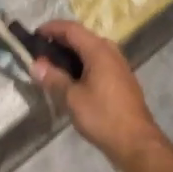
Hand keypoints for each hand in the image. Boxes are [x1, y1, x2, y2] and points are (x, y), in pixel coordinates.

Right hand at [30, 20, 165, 162]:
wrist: (137, 143)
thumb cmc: (103, 117)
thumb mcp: (72, 98)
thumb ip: (53, 78)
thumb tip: (35, 64)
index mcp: (99, 50)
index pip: (71, 28)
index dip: (51, 28)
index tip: (34, 36)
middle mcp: (111, 52)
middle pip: (82, 37)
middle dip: (60, 41)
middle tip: (41, 52)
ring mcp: (119, 65)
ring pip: (91, 50)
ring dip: (72, 54)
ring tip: (53, 66)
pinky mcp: (122, 79)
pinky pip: (98, 62)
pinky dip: (83, 64)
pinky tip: (73, 80)